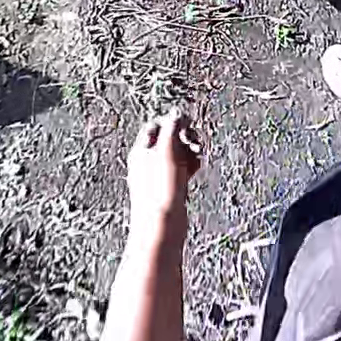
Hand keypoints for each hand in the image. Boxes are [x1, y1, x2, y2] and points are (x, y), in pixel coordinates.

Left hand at [126, 108, 201, 223]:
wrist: (161, 228)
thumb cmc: (161, 190)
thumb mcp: (167, 151)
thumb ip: (172, 128)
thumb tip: (177, 112)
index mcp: (141, 150)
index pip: (156, 125)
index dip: (173, 122)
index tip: (188, 124)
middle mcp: (147, 161)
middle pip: (167, 139)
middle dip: (184, 136)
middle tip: (196, 141)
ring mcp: (158, 176)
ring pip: (176, 154)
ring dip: (189, 150)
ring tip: (199, 154)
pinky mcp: (169, 189)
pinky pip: (181, 169)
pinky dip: (190, 164)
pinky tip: (198, 166)